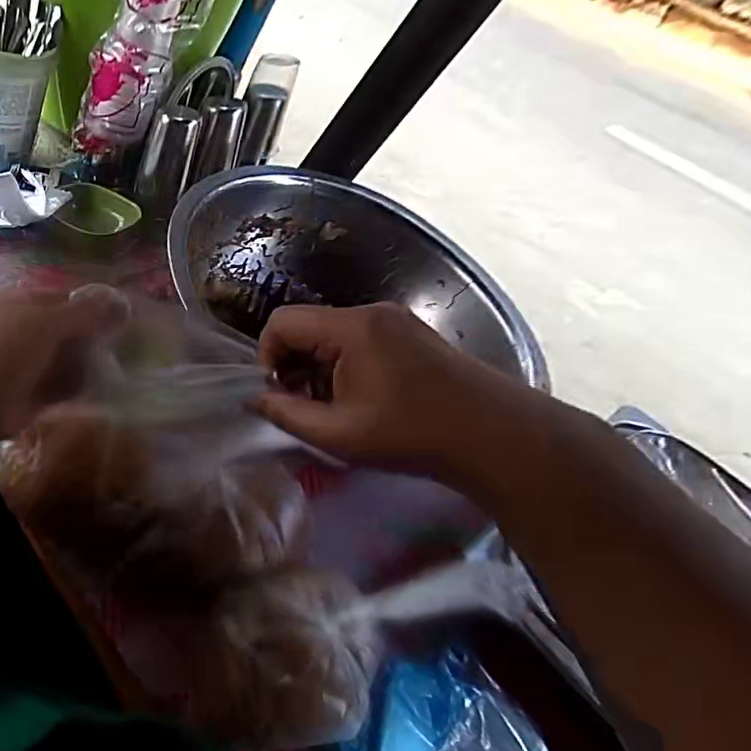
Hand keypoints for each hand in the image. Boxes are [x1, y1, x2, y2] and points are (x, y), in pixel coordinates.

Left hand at [0, 288, 123, 440]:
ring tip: (122, 368)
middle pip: (67, 330)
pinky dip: (81, 389)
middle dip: (94, 337)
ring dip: (90, 364)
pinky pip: (63, 388)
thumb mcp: (46, 322)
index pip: (64, 297)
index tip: (124, 316)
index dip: (93, 305)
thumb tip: (117, 299)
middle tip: (128, 345)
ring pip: (66, 359)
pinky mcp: (31, 394)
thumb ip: (83, 312)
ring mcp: (26, 364)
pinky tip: (105, 391)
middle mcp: (23, 330)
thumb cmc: (4, 351)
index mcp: (20, 302)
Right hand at [248, 303, 560, 483]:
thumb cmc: (411, 435)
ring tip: (331, 410)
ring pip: (329, 337)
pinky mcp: (409, 336)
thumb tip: (255, 399)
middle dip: (291, 367)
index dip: (266, 358)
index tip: (277, 395)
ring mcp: (395, 321)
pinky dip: (342, 369)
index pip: (282, 322)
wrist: (496, 437)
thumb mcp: (337, 433)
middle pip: (306, 327)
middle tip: (301, 408)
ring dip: (316, 371)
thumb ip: (286, 414)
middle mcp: (372, 313)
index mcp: (352, 327)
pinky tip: (358, 402)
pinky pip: (356, 343)